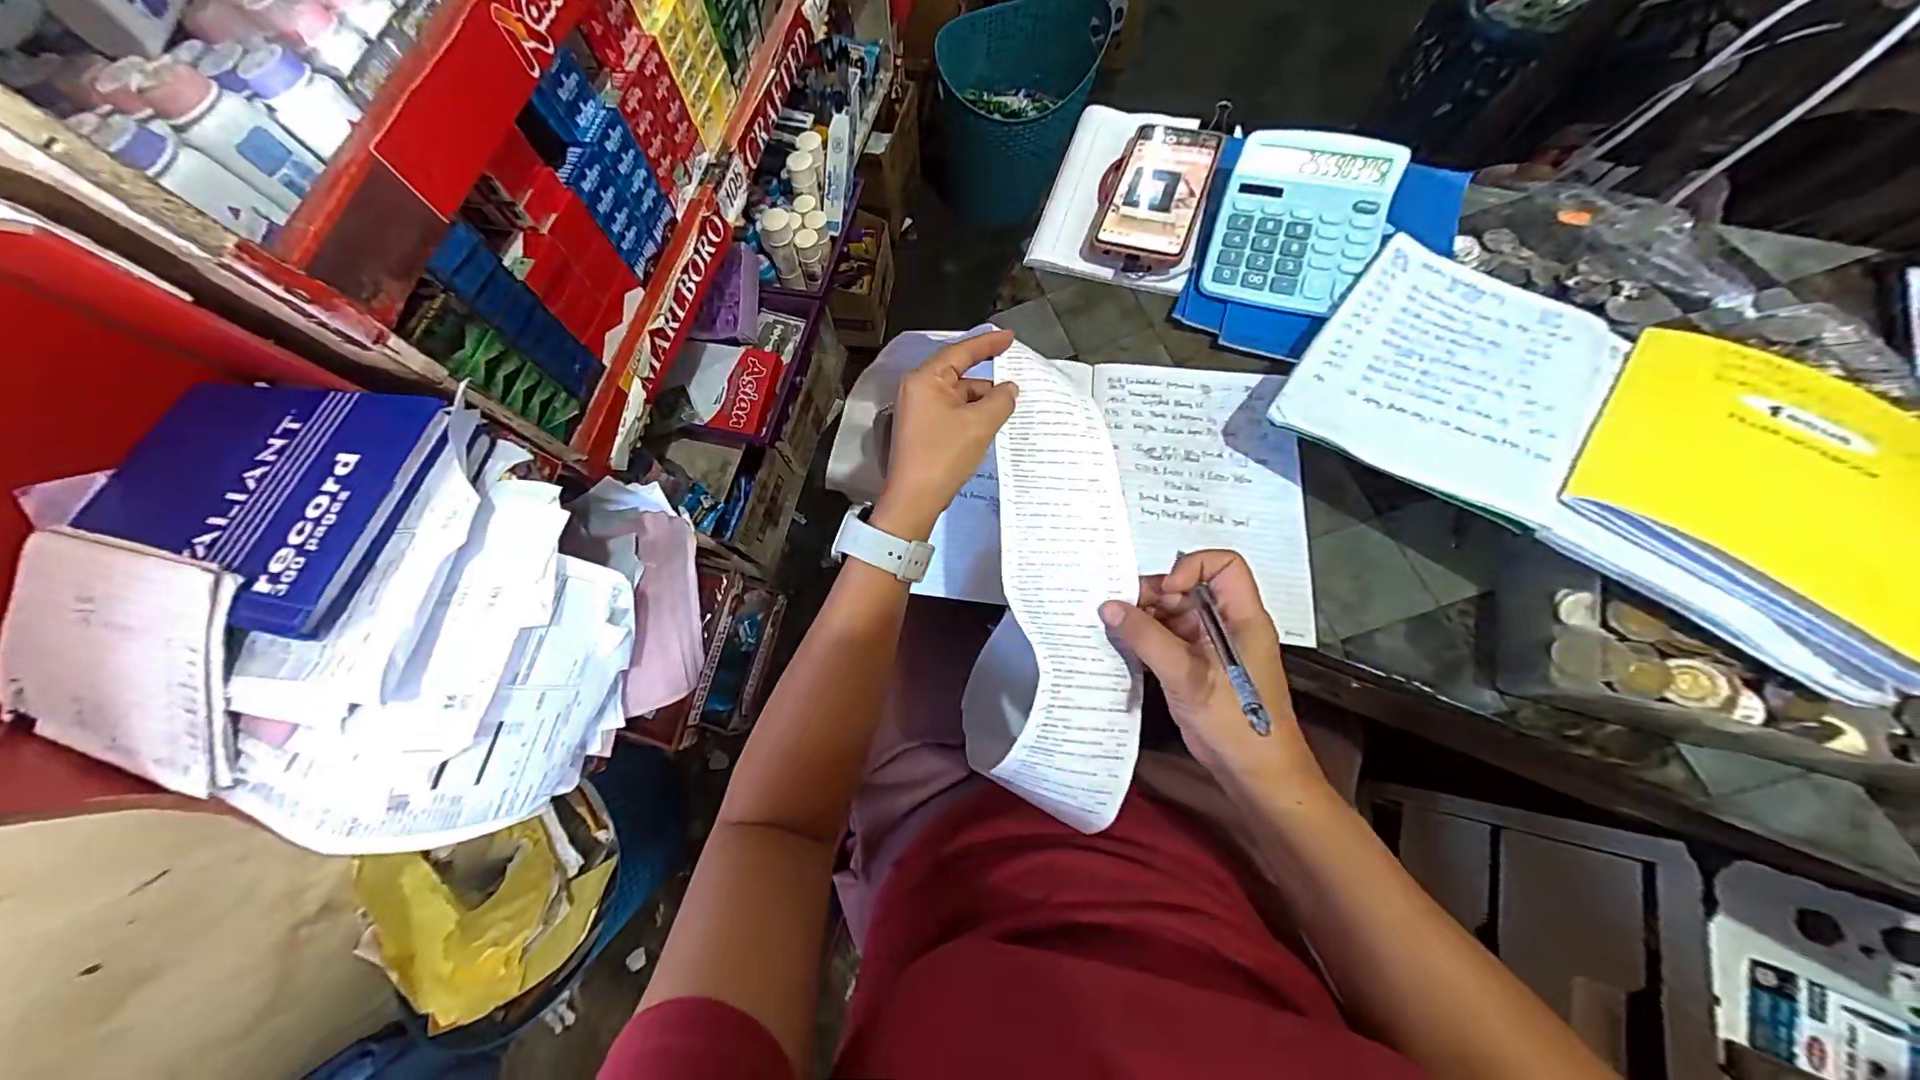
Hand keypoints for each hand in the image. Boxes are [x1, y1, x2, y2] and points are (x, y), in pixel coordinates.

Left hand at [875, 329, 1017, 539]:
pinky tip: (989, 426)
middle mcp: (917, 390)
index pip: (961, 352)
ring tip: (1007, 411)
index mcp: (925, 380)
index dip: (988, 343)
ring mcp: (917, 412)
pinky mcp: (922, 431)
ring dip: (981, 403)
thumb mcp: (980, 424)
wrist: (915, 499)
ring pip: (957, 397)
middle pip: (959, 375)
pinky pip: (952, 414)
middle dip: (988, 382)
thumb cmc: (943, 455)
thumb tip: (1010, 389)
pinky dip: (971, 416)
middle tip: (1016, 386)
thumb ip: (1001, 400)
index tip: (1010, 338)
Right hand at [1099, 551, 1327, 792]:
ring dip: (1145, 619)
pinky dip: (1146, 639)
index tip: (1165, 591)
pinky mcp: (1196, 664)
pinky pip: (1167, 637)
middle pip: (1190, 587)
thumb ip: (1146, 637)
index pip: (1224, 565)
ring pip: (1174, 613)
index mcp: (1243, 617)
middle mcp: (1228, 624)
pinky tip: (1125, 647)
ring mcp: (1211, 645)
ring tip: (1118, 631)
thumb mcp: (1187, 675)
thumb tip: (1110, 607)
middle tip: (1123, 612)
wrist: (1255, 772)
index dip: (1191, 567)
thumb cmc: (1237, 723)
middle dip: (1155, 595)